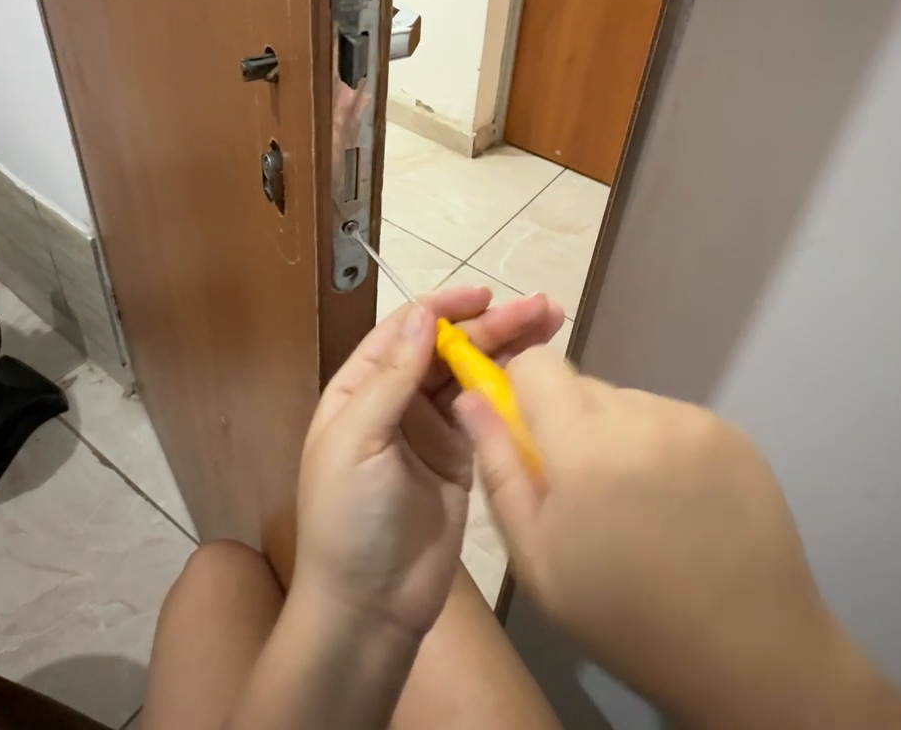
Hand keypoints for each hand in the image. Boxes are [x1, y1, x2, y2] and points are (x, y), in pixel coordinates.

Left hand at [292, 287, 563, 639]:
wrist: (371, 605)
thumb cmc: (349, 518)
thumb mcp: (358, 441)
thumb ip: (392, 378)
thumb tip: (422, 314)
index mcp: (361, 389)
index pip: (405, 332)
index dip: (444, 307)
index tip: (485, 295)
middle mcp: (397, 401)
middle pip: (446, 348)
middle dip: (490, 325)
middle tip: (541, 307)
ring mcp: (432, 429)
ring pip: (471, 374)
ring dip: (507, 348)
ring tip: (550, 323)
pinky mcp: (462, 458)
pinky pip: (488, 412)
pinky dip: (511, 389)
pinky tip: (540, 372)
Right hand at [455, 349, 900, 727]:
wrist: (753, 654)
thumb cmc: (625, 618)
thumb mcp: (536, 558)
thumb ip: (498, 468)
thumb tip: (471, 398)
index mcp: (585, 448)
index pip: (535, 363)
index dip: (520, 389)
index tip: (526, 434)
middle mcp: (641, 416)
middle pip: (579, 383)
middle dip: (566, 421)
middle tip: (582, 488)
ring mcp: (693, 420)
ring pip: (624, 401)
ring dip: (613, 434)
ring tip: (634, 502)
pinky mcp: (731, 431)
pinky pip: (668, 417)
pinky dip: (656, 445)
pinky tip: (674, 501)